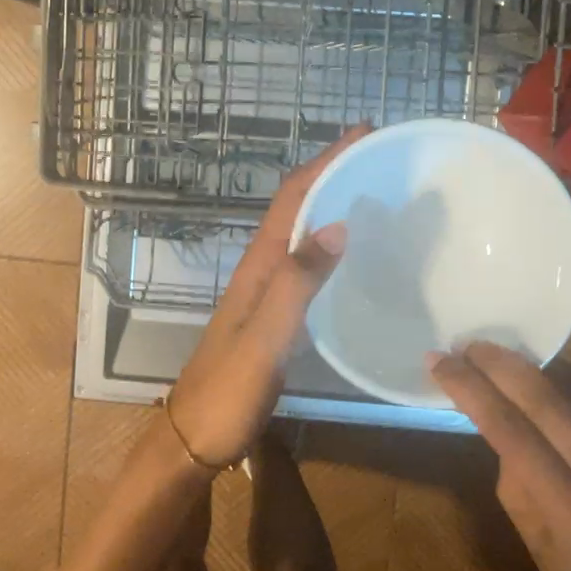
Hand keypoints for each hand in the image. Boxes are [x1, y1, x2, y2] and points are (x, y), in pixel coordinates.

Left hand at [166, 125, 371, 467]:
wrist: (194, 438)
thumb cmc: (228, 391)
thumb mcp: (264, 338)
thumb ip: (296, 285)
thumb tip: (337, 224)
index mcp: (258, 266)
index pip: (292, 198)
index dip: (324, 162)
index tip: (362, 133)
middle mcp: (261, 270)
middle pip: (295, 207)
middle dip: (330, 173)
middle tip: (376, 155)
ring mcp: (265, 294)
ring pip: (300, 233)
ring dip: (329, 203)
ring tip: (371, 191)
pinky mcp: (274, 317)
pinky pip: (305, 265)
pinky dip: (328, 245)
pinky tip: (352, 256)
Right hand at [428, 344, 570, 570]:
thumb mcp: (528, 533)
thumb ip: (514, 468)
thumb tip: (492, 407)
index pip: (517, 437)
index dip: (475, 392)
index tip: (441, 361)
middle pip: (557, 406)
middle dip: (506, 368)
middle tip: (471, 346)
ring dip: (550, 372)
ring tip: (517, 367)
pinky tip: (562, 394)